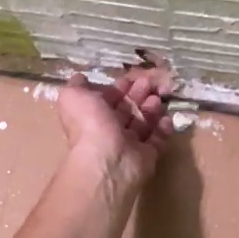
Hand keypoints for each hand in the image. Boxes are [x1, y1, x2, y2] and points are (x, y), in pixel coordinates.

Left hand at [57, 67, 175, 191]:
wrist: (108, 160)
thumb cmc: (89, 125)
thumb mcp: (72, 97)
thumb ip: (76, 86)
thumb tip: (81, 79)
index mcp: (92, 117)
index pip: (108, 100)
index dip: (120, 87)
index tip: (133, 77)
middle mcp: (110, 131)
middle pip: (127, 110)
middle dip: (139, 95)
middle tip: (150, 83)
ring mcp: (129, 145)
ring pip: (143, 123)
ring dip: (151, 109)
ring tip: (158, 99)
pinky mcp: (147, 157)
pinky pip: (157, 141)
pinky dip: (163, 129)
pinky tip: (166, 118)